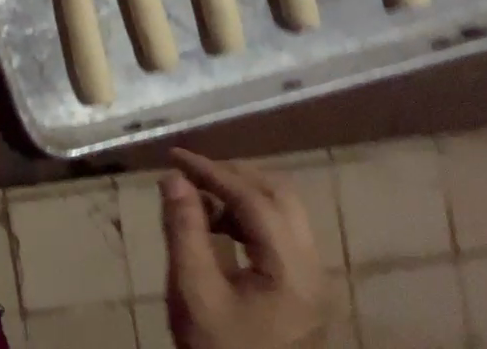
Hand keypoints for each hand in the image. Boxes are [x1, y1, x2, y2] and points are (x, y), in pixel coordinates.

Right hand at [163, 149, 327, 348]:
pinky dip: (247, 215)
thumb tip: (173, 177)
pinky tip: (215, 225)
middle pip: (282, 198)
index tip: (173, 156)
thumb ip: (183, 229)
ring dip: (240, 194)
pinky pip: (279, 232)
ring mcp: (311, 279)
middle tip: (189, 172)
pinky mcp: (302, 287)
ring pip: (284, 212)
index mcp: (291, 271)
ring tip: (196, 199)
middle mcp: (312, 269)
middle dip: (233, 175)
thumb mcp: (192, 288)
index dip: (212, 171)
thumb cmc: (218, 346)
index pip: (255, 201)